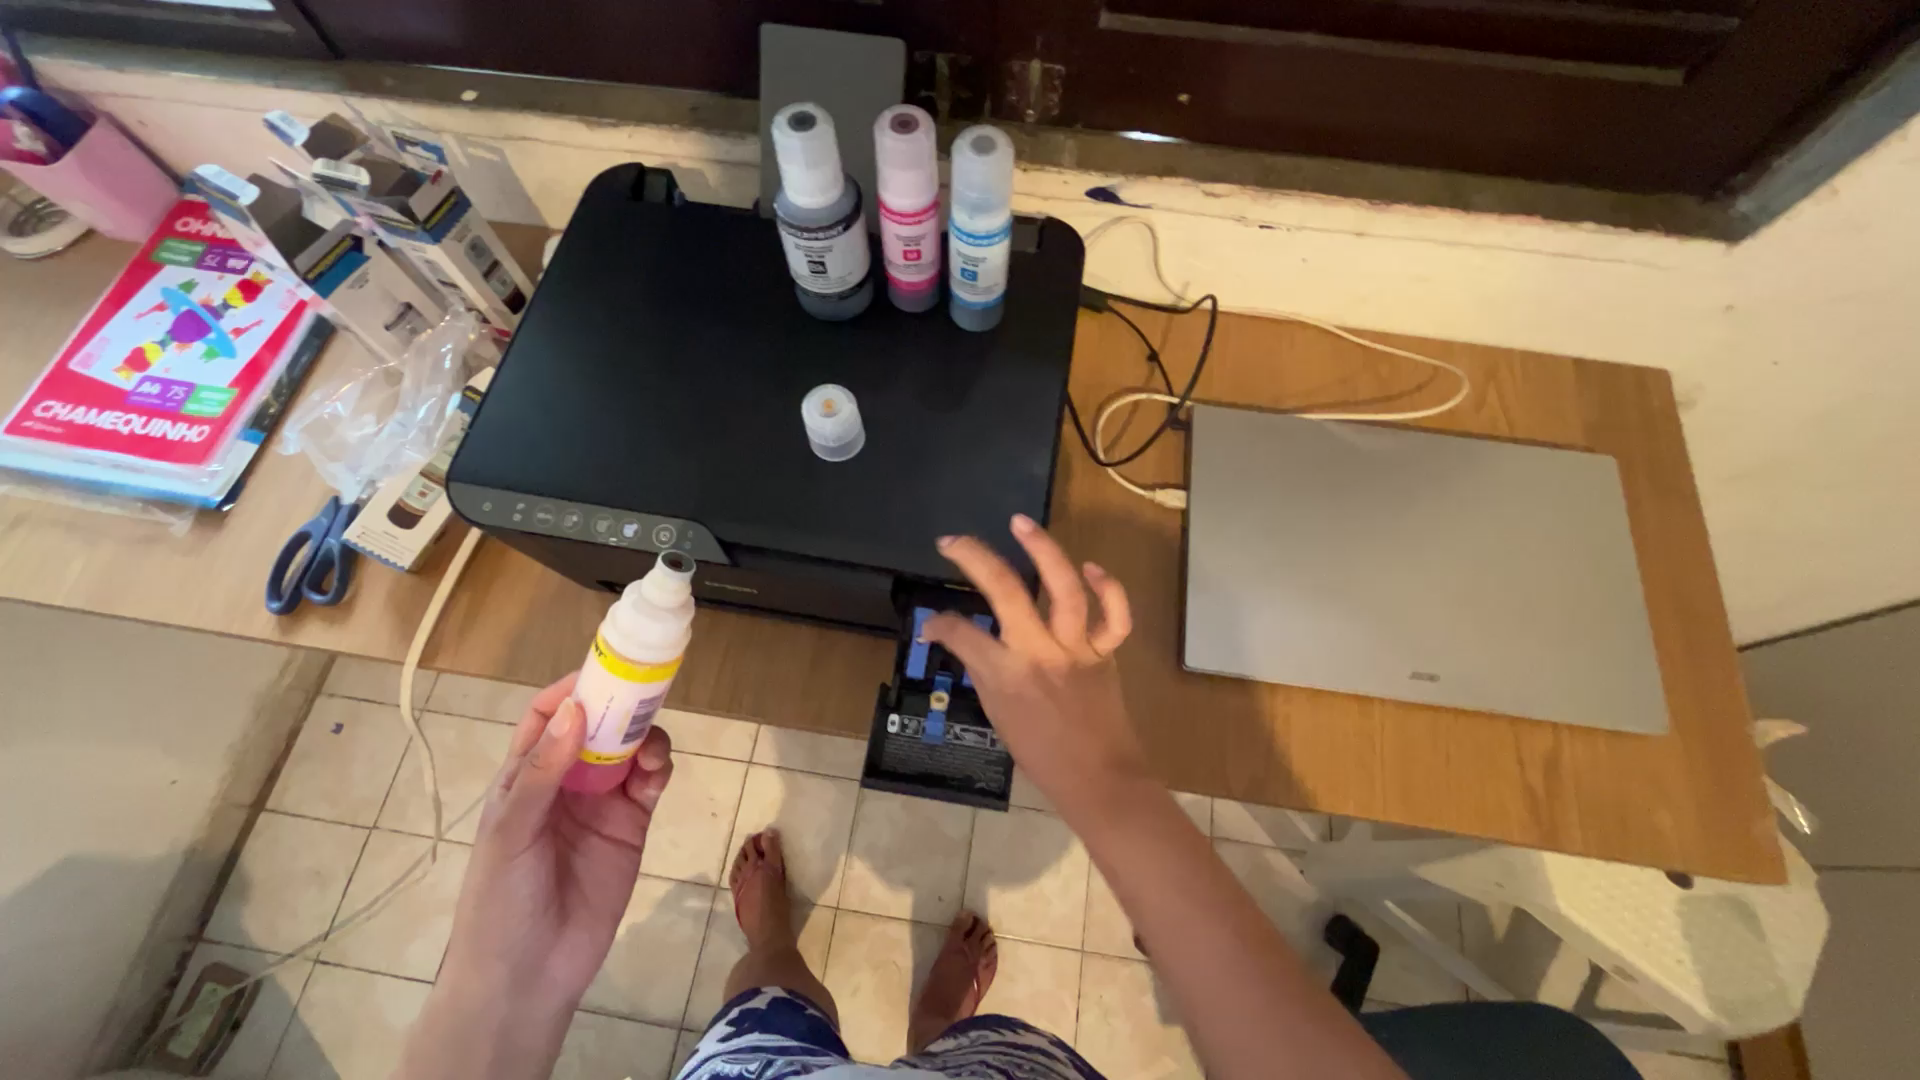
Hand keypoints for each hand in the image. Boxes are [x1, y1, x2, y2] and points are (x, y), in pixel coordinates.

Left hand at [397, 674, 672, 1079]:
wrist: (530, 973)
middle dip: (620, 707)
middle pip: (598, 726)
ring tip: (650, 748)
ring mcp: (602, 802)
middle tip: (646, 691)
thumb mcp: (511, 833)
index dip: (572, 690)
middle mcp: (566, 781)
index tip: (602, 671)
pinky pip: (650, 782)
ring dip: (644, 738)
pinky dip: (659, 768)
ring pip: (630, 750)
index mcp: (525, 776)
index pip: (547, 717)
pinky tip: (657, 773)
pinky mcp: (632, 824)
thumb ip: (542, 772)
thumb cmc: (501, 899)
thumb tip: (576, 710)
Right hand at [922, 514, 1147, 814]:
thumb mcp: (998, 713)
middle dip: (977, 558)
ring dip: (1043, 550)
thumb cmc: (1041, 754)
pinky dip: (1108, 588)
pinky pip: (1115, 616)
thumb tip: (959, 638)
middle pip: (1007, 592)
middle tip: (954, 540)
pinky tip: (1090, 567)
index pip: (961, 633)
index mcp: (1005, 675)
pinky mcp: (1106, 652)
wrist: (1097, 777)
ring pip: (1064, 589)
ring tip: (1022, 524)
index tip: (931, 622)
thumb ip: (981, 670)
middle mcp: (1039, 653)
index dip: (939, 623)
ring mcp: (1077, 648)